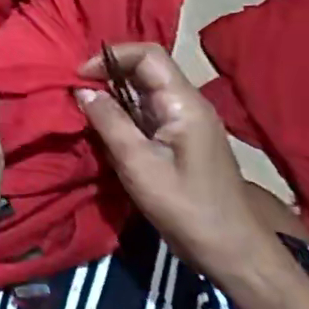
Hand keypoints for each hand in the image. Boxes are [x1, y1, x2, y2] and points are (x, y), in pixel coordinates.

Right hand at [76, 44, 281, 279]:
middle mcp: (187, 105)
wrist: (233, 253)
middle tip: (75, 91)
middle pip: (143, 68)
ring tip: (82, 106)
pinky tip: (101, 125)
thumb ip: (108, 121)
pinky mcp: (178, 138)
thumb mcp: (138, 164)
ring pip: (141, 89)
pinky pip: (143, 109)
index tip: (79, 77)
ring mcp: (184, 122)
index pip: (147, 55)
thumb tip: (82, 90)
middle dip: (105, 72)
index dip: (109, 56)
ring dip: (109, 92)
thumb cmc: (186, 208)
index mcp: (184, 105)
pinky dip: (118, 110)